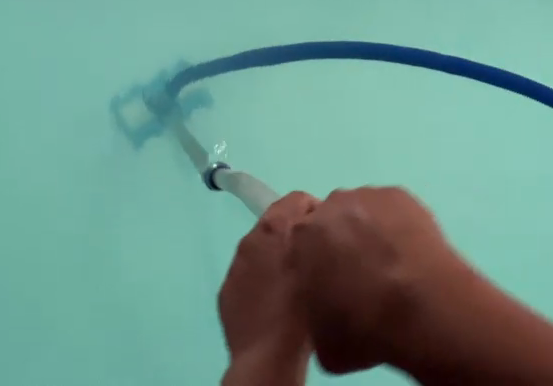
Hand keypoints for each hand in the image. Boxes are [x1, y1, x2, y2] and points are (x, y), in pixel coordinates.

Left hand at [219, 191, 319, 385]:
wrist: (268, 355)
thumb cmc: (301, 305)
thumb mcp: (321, 261)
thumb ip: (317, 233)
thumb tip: (319, 223)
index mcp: (275, 225)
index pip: (298, 198)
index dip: (315, 211)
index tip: (326, 232)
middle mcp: (250, 238)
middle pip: (277, 221)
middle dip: (294, 232)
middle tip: (312, 256)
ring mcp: (235, 265)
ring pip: (261, 248)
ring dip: (275, 255)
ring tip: (293, 281)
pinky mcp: (226, 291)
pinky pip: (247, 275)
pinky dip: (260, 280)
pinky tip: (273, 301)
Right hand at [286, 186, 483, 373]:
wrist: (419, 305)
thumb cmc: (364, 327)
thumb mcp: (320, 339)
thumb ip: (314, 308)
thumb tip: (325, 304)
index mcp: (301, 238)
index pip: (301, 241)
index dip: (317, 259)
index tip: (331, 278)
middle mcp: (330, 206)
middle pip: (331, 219)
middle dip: (341, 239)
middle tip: (360, 271)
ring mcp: (367, 196)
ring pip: (361, 210)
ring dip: (369, 229)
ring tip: (388, 262)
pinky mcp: (398, 193)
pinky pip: (390, 207)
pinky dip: (395, 224)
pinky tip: (407, 251)